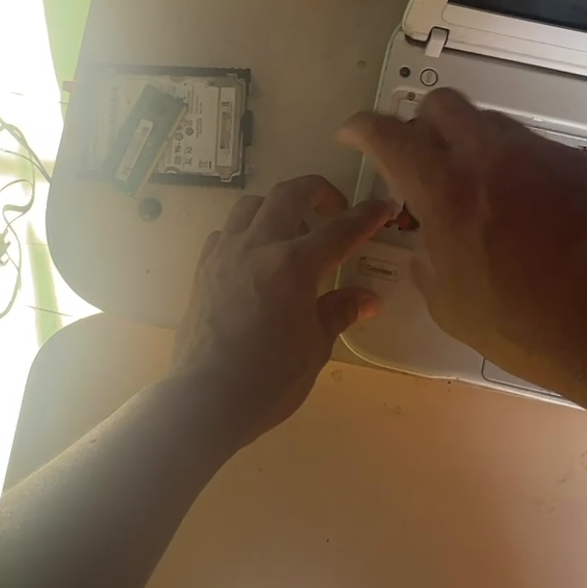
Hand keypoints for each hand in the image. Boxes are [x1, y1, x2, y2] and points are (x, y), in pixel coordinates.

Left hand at [171, 175, 394, 447]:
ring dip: (277, 207)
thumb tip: (367, 298)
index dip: (366, 216)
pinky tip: (255, 256)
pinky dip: (246, 232)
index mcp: (294, 265)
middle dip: (317, 191)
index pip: (340, 231)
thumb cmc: (270, 378)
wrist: (207, 397)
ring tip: (291, 232)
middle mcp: (258, 246)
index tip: (383, 206)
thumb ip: (338, 312)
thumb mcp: (315, 346)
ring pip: (251, 205)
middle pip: (288, 194)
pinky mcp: (203, 268)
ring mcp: (225, 253)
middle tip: (334, 209)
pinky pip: (226, 232)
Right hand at [338, 89, 586, 404]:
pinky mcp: (584, 166)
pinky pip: (535, 149)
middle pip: (442, 105)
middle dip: (420, 125)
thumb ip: (426, 253)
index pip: (388, 133)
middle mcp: (492, 156)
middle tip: (419, 160)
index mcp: (446, 189)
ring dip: (469, 144)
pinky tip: (528, 209)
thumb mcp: (448, 301)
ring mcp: (543, 155)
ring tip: (476, 189)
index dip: (361, 127)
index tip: (354, 133)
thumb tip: (431, 236)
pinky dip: (516, 166)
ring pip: (491, 123)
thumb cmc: (527, 327)